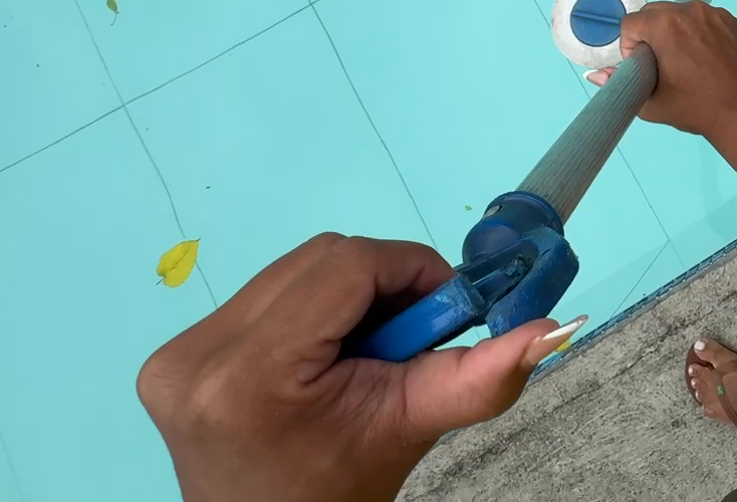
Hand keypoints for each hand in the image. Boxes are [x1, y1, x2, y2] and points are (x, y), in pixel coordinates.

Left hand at [137, 233, 582, 501]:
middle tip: (410, 333)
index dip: (410, 270)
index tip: (441, 310)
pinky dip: (321, 300)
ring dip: (355, 287)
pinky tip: (330, 347)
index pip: (348, 264)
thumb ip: (487, 375)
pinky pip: (278, 285)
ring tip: (369, 345)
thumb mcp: (417, 425)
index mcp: (250, 375)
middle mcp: (198, 353)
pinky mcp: (179, 349)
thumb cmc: (344, 490)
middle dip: (385, 281)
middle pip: (326, 257)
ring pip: (304, 264)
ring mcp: (179, 349)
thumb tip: (558, 326)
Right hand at [585, 0, 736, 136]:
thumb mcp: (650, 102)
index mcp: (665, 26)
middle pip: (654, 13)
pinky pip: (704, 19)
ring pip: (680, 13)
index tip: (644, 67)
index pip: (631, 23)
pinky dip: (699, 32)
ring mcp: (714, 13)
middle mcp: (689, 10)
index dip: (630, 47)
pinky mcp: (731, 21)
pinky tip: (707, 58)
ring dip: (675, 31)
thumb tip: (594, 75)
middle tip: (662, 64)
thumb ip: (617, 84)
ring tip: (686, 61)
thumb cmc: (694, 108)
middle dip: (651, 35)